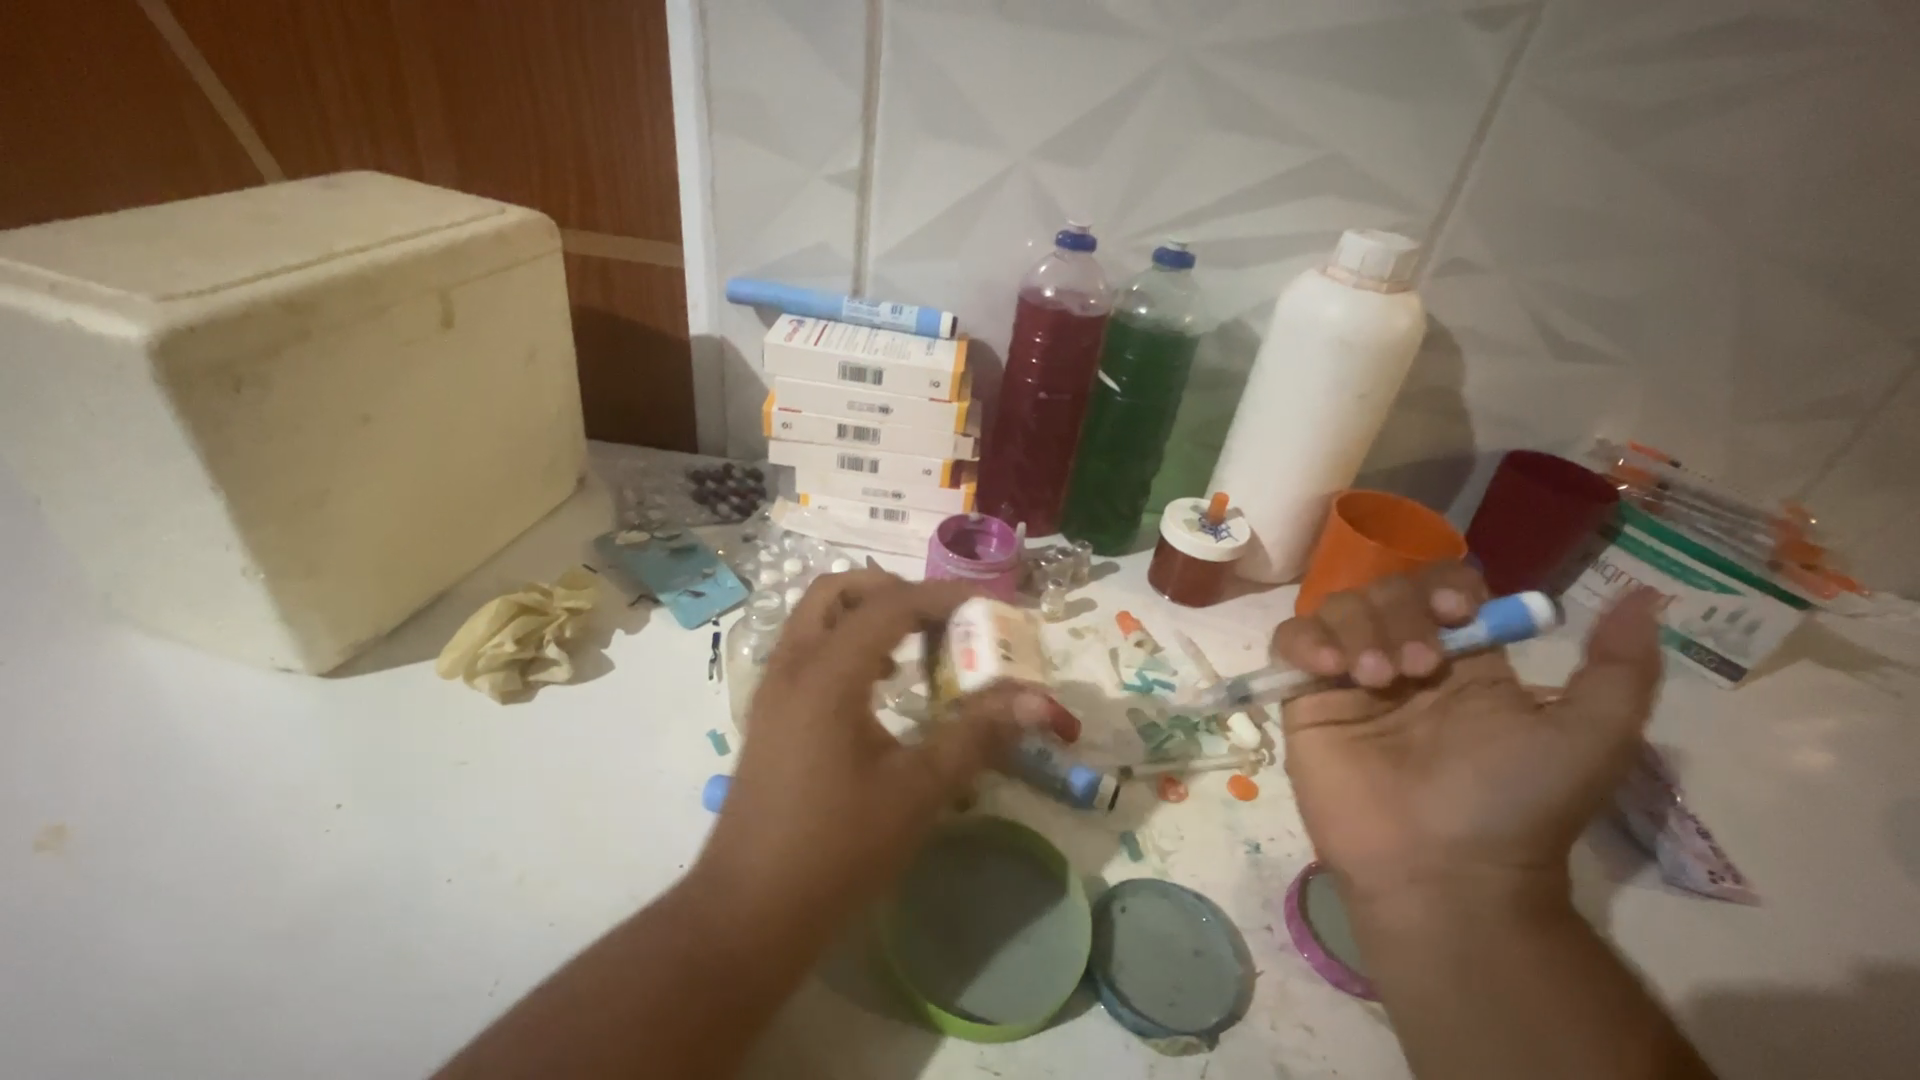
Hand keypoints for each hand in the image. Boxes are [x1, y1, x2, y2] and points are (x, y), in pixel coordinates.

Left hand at [697, 570, 1066, 934]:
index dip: (944, 597)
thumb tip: (1037, 700)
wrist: (751, 910)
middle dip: (894, 591)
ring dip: (867, 617)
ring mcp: (773, 690)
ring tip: (918, 650)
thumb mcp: (918, 790)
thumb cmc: (838, 849)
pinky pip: (808, 651)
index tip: (990, 606)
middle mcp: (791, 667)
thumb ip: (977, 734)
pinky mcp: (769, 715)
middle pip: (838, 591)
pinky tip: (881, 689)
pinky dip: (846, 645)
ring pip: (816, 619)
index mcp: (826, 675)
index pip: (890, 605)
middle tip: (942, 618)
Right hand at [1273, 564, 1663, 910]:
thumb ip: (1618, 670)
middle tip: (1414, 669)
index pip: (1446, 589)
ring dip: (1356, 627)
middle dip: (1401, 613)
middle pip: (1388, 589)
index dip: (1446, 587)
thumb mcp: (1590, 739)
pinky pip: (1289, 641)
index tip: (1457, 616)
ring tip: (1373, 678)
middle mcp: (1405, 661)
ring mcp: (1350, 680)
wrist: (1439, 871)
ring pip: (1338, 606)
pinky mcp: (1305, 700)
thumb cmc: (1512, 805)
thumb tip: (1645, 597)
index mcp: (1468, 663)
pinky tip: (1328, 669)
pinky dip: (1305, 639)